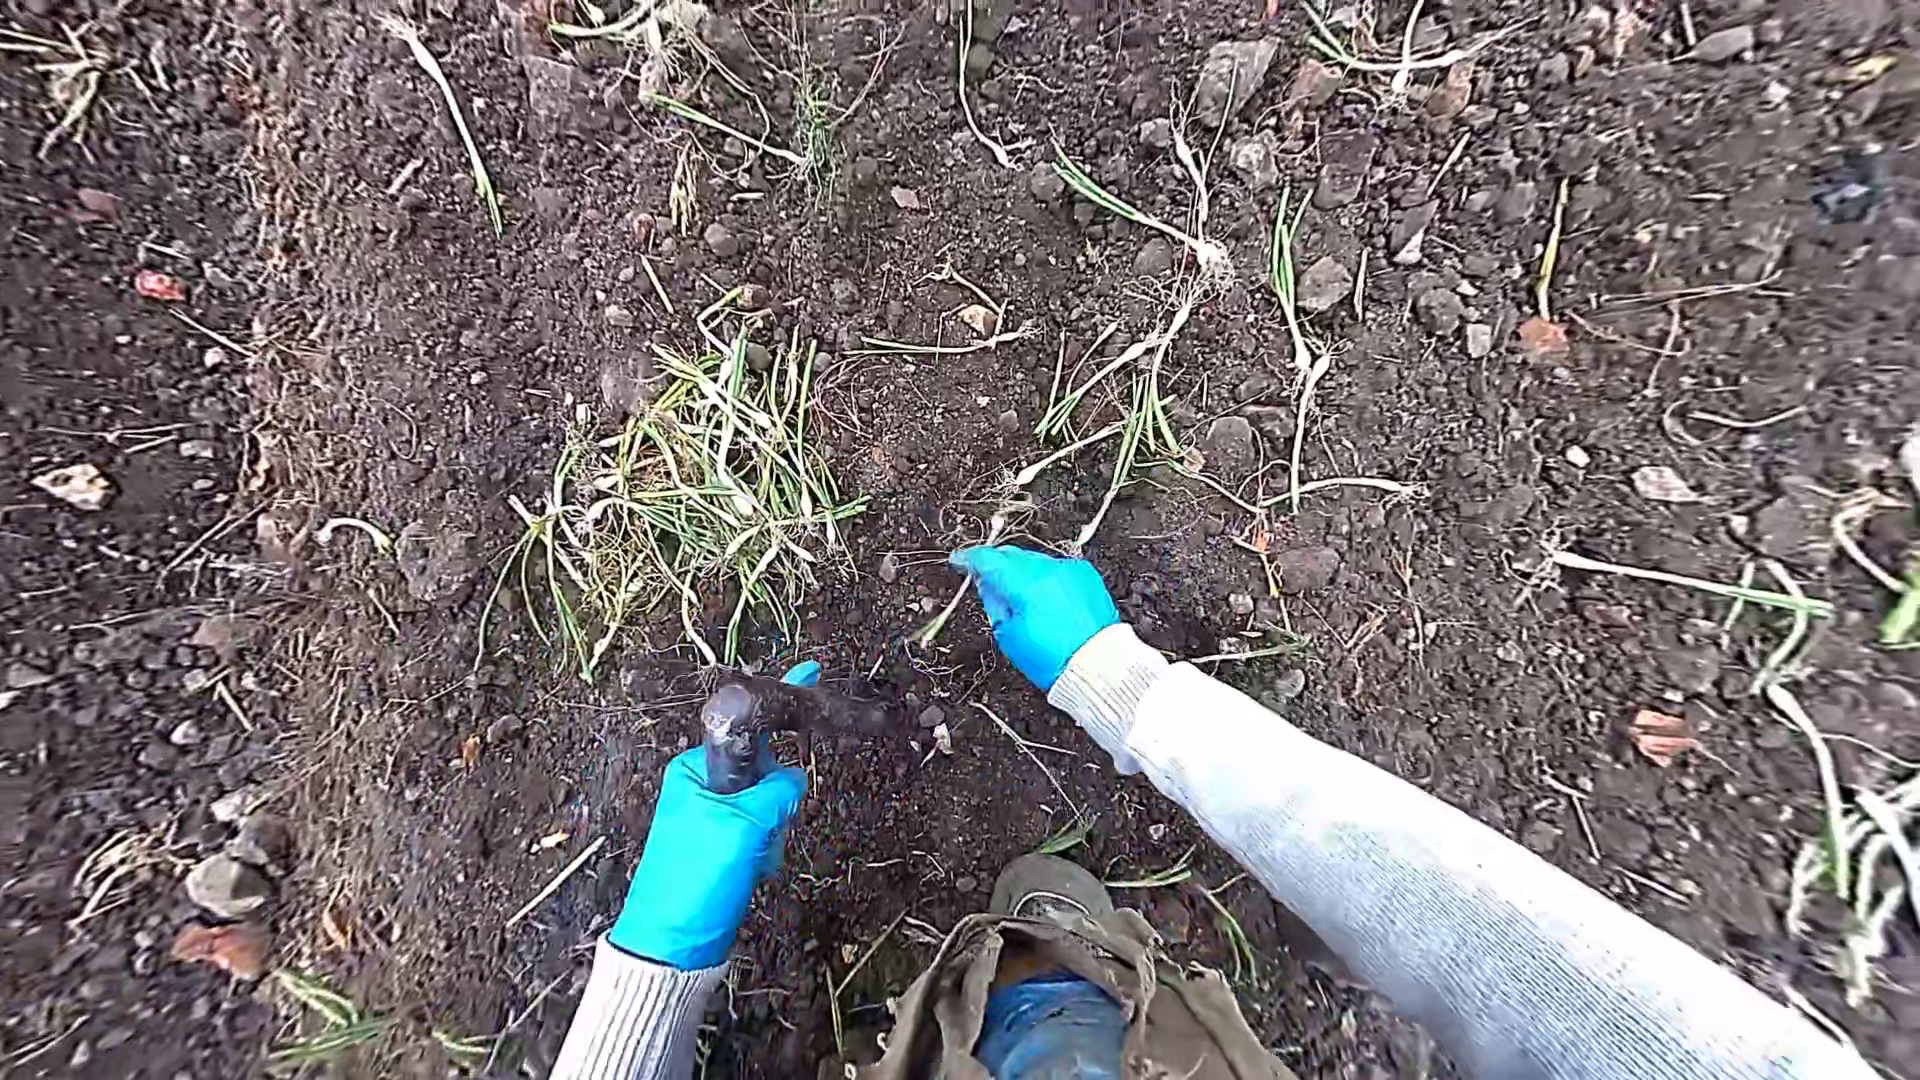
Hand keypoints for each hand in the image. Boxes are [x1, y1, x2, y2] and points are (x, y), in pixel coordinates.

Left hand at [605, 663, 814, 969]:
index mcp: (697, 769)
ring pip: (769, 798)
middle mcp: (705, 783)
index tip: (811, 672)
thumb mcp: (742, 824)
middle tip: (770, 828)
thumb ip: (777, 790)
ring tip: (757, 856)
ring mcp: (716, 812)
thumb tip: (793, 779)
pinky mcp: (726, 838)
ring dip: (773, 826)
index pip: (747, 725)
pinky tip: (759, 864)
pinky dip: (768, 842)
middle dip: (777, 795)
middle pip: (766, 765)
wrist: (673, 946)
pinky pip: (763, 824)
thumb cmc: (698, 876)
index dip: (781, 699)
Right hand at [950, 545, 1119, 689]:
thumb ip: (993, 602)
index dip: (969, 559)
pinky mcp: (1085, 575)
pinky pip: (1055, 568)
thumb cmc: (1055, 658)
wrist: (1098, 666)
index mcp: (1027, 583)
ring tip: (1020, 599)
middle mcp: (1050, 569)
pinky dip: (1044, 577)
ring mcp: (1070, 570)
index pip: (989, 559)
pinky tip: (1043, 599)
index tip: (960, 560)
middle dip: (997, 565)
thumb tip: (985, 583)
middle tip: (987, 583)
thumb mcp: (1009, 634)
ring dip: (1021, 571)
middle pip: (1011, 555)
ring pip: (1033, 560)